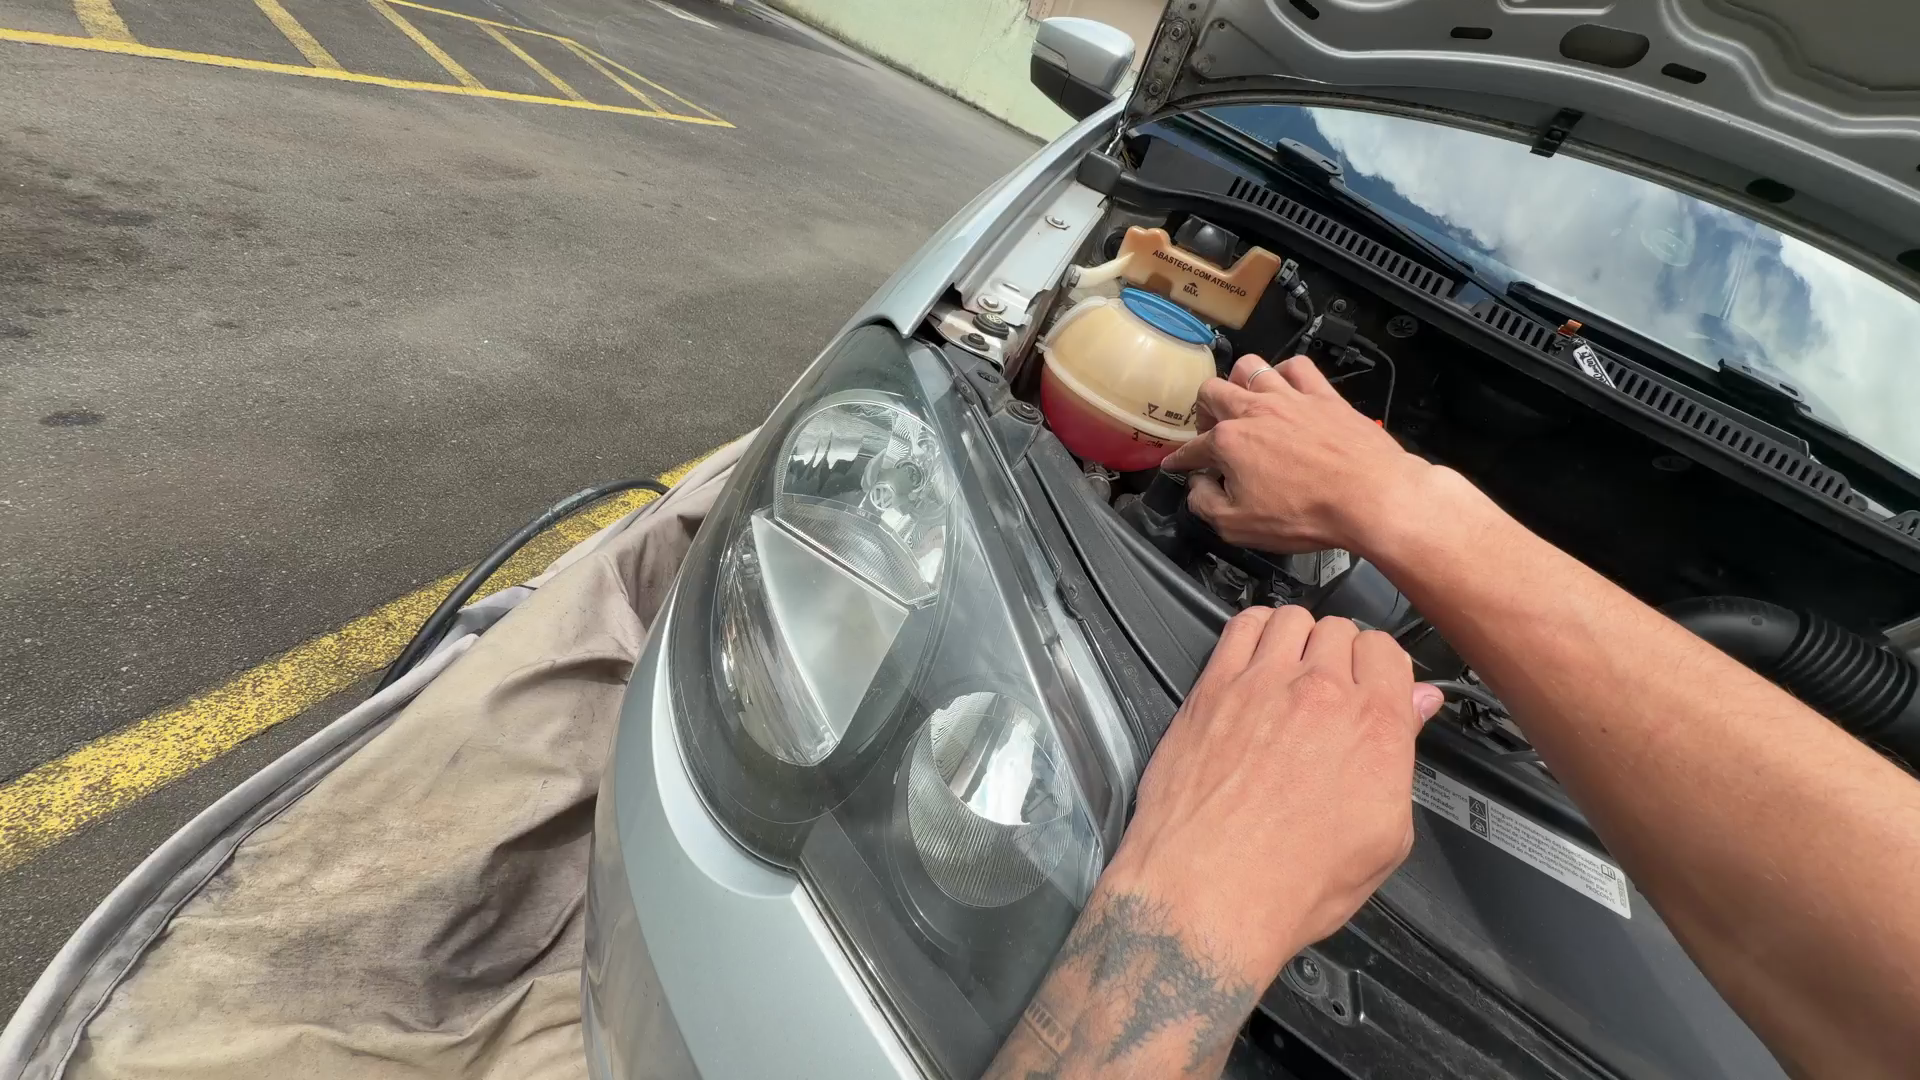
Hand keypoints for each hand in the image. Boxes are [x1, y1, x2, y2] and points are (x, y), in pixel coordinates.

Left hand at [1102, 607, 1444, 982]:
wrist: (1208, 886)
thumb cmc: (1290, 879)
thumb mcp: (1384, 837)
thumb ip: (1401, 754)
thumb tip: (1417, 707)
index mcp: (1373, 727)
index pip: (1389, 652)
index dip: (1382, 667)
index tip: (1373, 681)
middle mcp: (1318, 693)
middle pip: (1340, 629)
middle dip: (1341, 650)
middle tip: (1330, 679)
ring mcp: (1260, 683)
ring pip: (1291, 618)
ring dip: (1298, 634)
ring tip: (1292, 663)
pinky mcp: (1212, 687)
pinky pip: (1238, 627)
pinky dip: (1253, 627)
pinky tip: (1253, 650)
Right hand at [1161, 354, 1432, 555]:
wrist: (1372, 499)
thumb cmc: (1305, 514)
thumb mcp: (1237, 526)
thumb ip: (1205, 504)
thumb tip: (1198, 486)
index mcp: (1227, 442)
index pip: (1191, 449)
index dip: (1179, 460)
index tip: (1177, 466)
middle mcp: (1254, 411)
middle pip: (1211, 392)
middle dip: (1203, 411)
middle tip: (1210, 431)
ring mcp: (1290, 398)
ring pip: (1250, 368)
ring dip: (1239, 384)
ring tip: (1243, 403)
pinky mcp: (1324, 396)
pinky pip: (1297, 366)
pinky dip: (1284, 374)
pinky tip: (1285, 389)